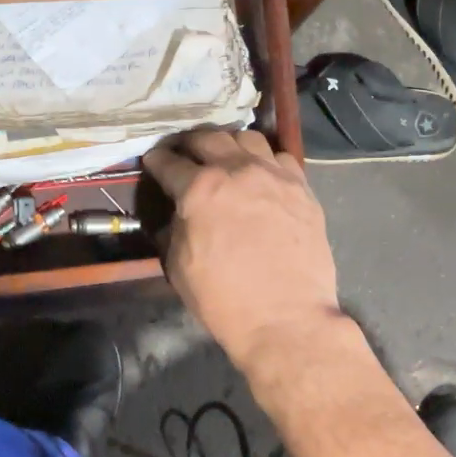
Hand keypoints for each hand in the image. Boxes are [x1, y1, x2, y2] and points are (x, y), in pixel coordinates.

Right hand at [143, 130, 341, 372]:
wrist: (285, 318)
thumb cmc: (223, 299)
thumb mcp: (179, 267)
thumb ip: (174, 230)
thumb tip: (177, 215)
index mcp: (200, 190)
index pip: (169, 163)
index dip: (156, 160)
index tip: (152, 161)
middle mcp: (237, 170)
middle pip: (209, 138)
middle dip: (189, 143)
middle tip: (183, 152)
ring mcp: (274, 176)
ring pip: (248, 138)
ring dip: (229, 143)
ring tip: (224, 155)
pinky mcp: (302, 188)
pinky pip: (281, 158)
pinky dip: (265, 160)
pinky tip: (261, 174)